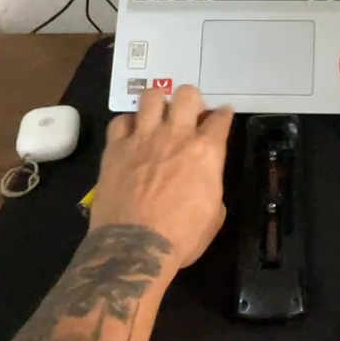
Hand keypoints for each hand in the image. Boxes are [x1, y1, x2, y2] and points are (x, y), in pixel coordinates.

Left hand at [93, 85, 233, 267]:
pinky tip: (130, 133)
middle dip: (192, 99)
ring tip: (158, 111)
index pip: (220, 118)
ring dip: (158, 101)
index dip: (224, 114)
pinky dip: (128, 124)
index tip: (222, 116)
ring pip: (151, 97)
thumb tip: (204, 182)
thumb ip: (212, 187)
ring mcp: (143, 138)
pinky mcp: (115, 148)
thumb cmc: (182, 236)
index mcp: (206, 151)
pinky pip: (120, 121)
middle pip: (187, 95)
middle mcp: (176, 135)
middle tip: (188, 113)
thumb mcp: (214, 215)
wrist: (135, 246)